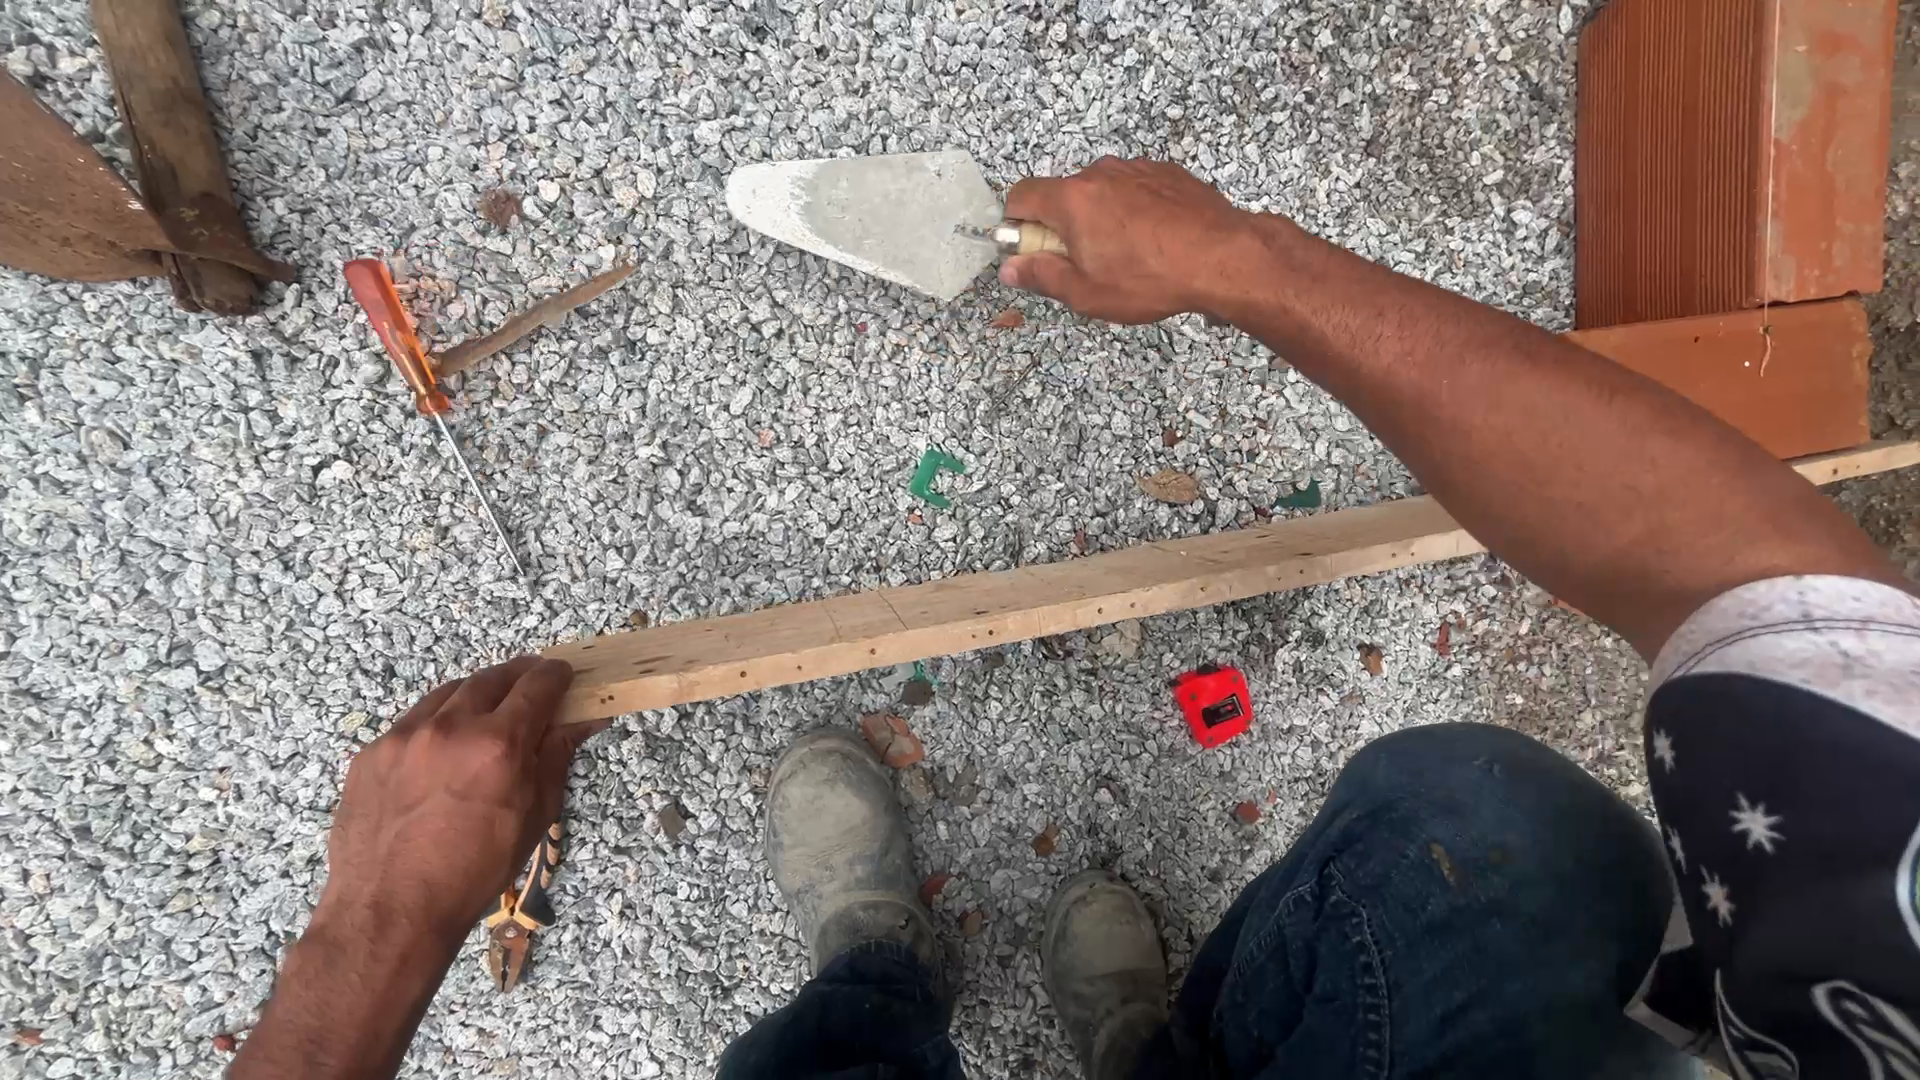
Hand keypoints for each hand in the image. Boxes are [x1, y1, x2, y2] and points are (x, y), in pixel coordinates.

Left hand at [314, 656, 603, 946]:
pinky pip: (413, 719)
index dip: (557, 674)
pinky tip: (444, 746)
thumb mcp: (537, 811)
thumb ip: (557, 755)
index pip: (538, 685)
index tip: (565, 675)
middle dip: (520, 674)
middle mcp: (451, 727)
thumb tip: (585, 720)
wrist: (391, 911)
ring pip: (450, 691)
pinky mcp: (370, 753)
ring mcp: (404, 737)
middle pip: (494, 677)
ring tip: (488, 710)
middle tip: (533, 683)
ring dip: (478, 692)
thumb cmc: (478, 866)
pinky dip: (439, 719)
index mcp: (500, 743)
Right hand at [1000, 157, 1262, 322]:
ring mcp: (1134, 169)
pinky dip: (1129, 213)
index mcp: (1073, 200)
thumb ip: (1041, 275)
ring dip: (1097, 221)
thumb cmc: (1154, 277)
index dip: (1016, 224)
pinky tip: (1148, 244)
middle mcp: (1100, 174)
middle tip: (1080, 266)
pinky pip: (1131, 190)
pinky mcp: (1163, 173)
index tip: (1029, 250)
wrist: (1221, 258)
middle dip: (1060, 229)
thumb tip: (1011, 268)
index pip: (1021, 195)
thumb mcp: (1086, 292)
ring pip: (1098, 193)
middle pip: (1060, 196)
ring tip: (1122, 258)